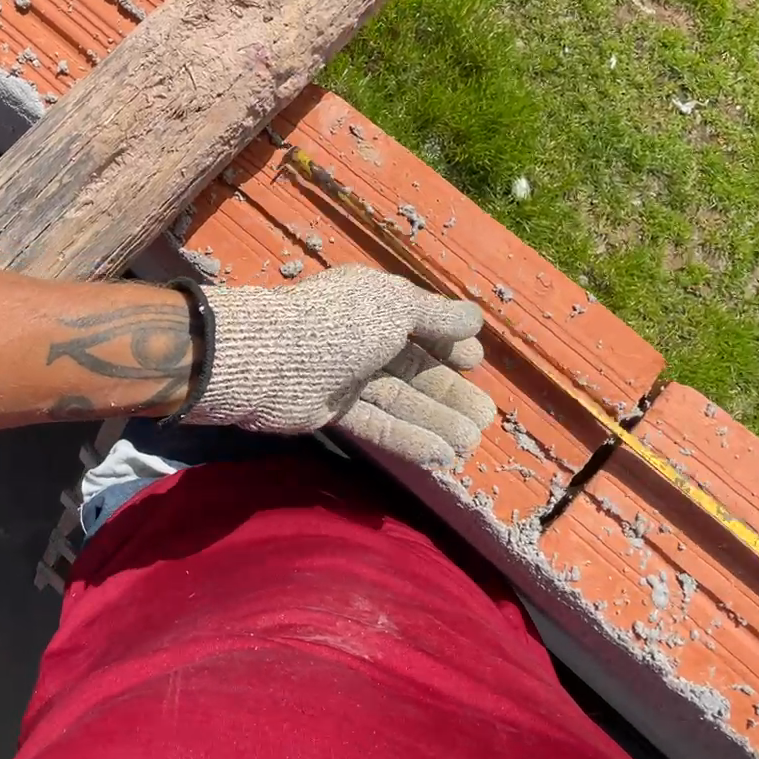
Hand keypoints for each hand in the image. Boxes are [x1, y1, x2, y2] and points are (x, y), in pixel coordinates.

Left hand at [183, 265, 496, 467]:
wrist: (272, 360)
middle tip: (485, 418)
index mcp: (372, 303)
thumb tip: (475, 318)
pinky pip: (377, 424)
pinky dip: (407, 439)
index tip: (476, 363)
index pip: (418, 324)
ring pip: (399, 400)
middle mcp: (360, 337)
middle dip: (449, 392)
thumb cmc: (340, 323)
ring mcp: (345, 376)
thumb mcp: (395, 306)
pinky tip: (439, 455)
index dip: (448, 344)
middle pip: (413, 368)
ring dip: (435, 420)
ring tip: (470, 443)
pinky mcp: (332, 410)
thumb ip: (436, 315)